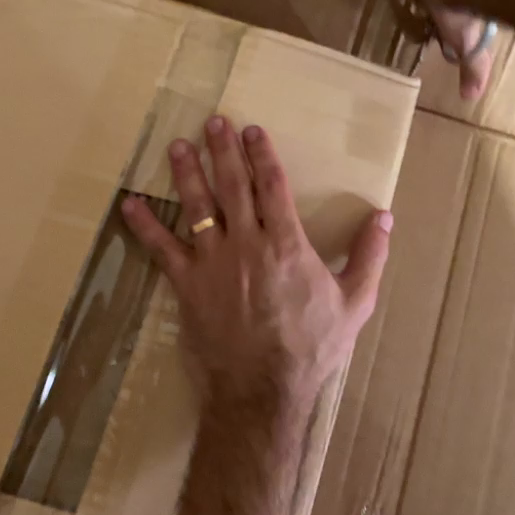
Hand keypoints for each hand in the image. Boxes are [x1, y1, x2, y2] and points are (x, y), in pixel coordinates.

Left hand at [122, 116, 391, 412]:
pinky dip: (145, 226)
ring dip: (187, 174)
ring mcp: (213, 263)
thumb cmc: (311, 348)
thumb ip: (369, 256)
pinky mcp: (187, 286)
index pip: (273, 186)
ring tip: (177, 146)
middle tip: (214, 121)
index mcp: (287, 244)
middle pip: (233, 186)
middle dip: (222, 151)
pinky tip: (129, 205)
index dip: (262, 155)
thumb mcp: (355, 303)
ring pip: (197, 207)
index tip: (253, 130)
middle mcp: (247, 244)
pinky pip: (162, 250)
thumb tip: (385, 216)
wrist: (261, 392)